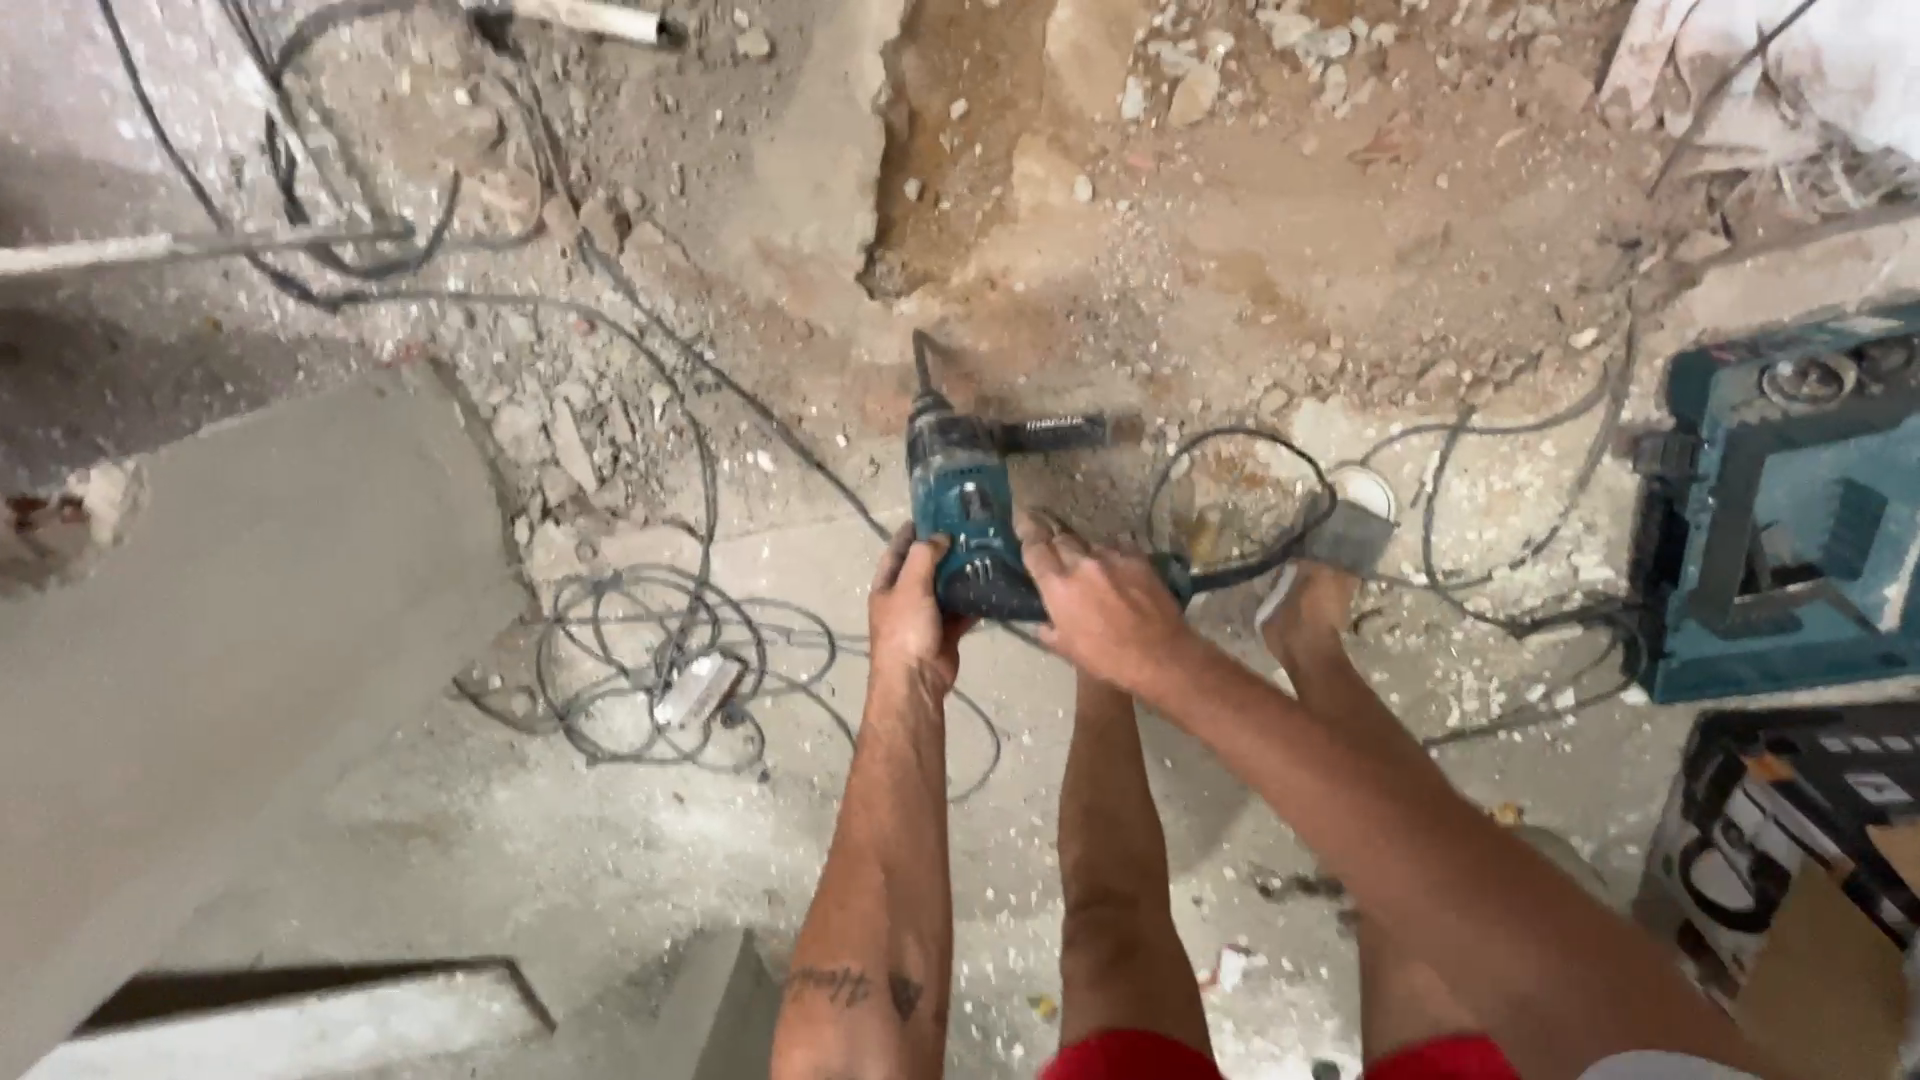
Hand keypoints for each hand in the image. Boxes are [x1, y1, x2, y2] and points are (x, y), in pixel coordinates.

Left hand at [869, 523, 975, 695]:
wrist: (916, 679)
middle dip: (943, 551)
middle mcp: (905, 599)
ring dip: (961, 574)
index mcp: (887, 587)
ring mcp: (926, 617)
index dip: (910, 532)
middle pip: (925, 568)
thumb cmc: (905, 629)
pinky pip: (962, 611)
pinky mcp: (946, 632)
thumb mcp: (910, 586)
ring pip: (946, 589)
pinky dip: (974, 601)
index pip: (896, 551)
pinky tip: (990, 585)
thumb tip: (941, 536)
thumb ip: (924, 556)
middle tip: (968, 531)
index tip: (931, 513)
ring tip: (984, 552)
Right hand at [1014, 510, 1197, 693]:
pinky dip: (1112, 555)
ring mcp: (1112, 557)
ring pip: (1090, 544)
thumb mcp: (1066, 649)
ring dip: (1085, 553)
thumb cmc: (1107, 658)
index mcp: (1057, 585)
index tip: (1022, 523)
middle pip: (1061, 538)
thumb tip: (1043, 622)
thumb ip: (1048, 630)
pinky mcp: (1138, 558)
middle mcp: (1081, 563)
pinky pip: (1118, 548)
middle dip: (1055, 544)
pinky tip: (1117, 569)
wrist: (1158, 655)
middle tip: (1057, 552)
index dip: (1026, 534)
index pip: (1034, 548)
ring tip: (1092, 569)